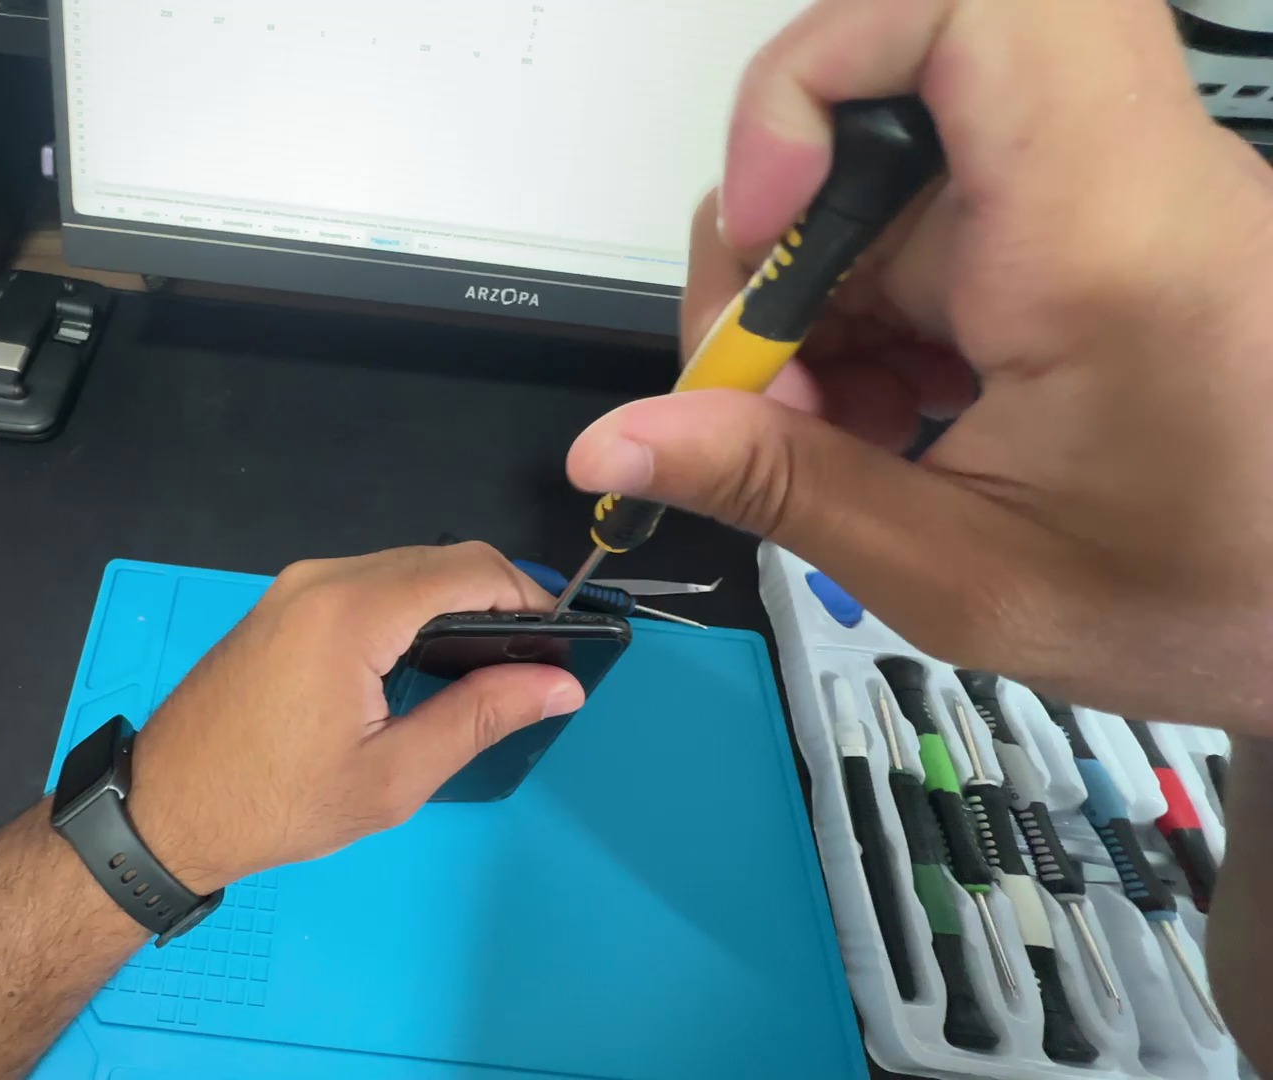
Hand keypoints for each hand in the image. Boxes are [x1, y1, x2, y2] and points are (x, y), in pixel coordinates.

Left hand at [122, 543, 585, 891]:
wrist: (166, 804)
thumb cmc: (279, 801)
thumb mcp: (392, 775)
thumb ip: (480, 716)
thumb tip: (560, 683)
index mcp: (351, 611)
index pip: (466, 568)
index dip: (526, 593)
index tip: (559, 639)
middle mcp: (322, 577)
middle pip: (434, 561)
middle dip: (493, 597)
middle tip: (526, 660)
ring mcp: (296, 584)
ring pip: (400, 568)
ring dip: (449, 602)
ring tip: (482, 664)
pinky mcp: (283, 601)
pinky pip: (365, 583)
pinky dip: (407, 606)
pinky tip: (421, 655)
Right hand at [569, 0, 1272, 732]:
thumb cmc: (1192, 608)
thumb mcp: (948, 574)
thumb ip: (769, 488)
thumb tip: (602, 448)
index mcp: (1106, 249)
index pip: (980, 9)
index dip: (818, 76)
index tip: (761, 224)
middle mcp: (1100, 194)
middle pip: (859, 131)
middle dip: (757, 271)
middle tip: (751, 402)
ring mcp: (1068, 219)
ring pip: (849, 206)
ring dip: (787, 323)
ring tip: (819, 436)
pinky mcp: (1045, 251)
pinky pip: (885, 255)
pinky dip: (832, 339)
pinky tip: (864, 423)